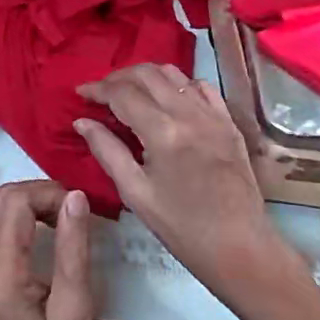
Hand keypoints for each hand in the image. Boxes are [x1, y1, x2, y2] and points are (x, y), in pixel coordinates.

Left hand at [0, 180, 93, 319]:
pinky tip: (32, 234)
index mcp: (0, 274)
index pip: (16, 202)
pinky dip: (9, 219)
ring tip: (58, 220)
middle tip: (72, 214)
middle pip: (0, 199)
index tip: (79, 212)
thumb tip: (75, 196)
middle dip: (39, 194)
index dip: (50, 194)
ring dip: (24, 203)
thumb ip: (72, 249)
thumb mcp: (75, 311)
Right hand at [75, 64, 304, 310]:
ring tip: (130, 91)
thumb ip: (107, 151)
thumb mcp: (135, 193)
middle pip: (148, 74)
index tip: (80, 94)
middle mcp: (188, 112)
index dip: (97, 89)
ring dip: (148, 76)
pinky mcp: (228, 121)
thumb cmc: (181, 227)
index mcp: (162, 131)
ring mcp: (213, 113)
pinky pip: (202, 87)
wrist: (238, 244)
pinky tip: (169, 98)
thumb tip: (83, 122)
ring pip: (175, 74)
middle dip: (119, 77)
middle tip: (101, 91)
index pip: (122, 94)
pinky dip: (179, 84)